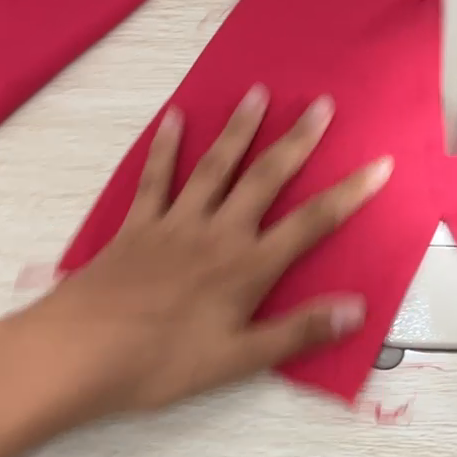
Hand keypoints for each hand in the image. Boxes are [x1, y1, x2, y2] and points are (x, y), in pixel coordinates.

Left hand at [0, 85, 390, 429]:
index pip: (311, 224)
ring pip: (216, 167)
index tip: (378, 165)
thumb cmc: (162, 363)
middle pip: (266, 180)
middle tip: (321, 105)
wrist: (77, 354)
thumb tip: (356, 309)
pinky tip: (176, 119)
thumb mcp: (239, 359)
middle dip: (298, 142)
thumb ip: (298, 331)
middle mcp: (217, 234)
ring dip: (240, 130)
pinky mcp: (137, 226)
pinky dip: (167, 148)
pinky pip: (156, 178)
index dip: (349, 194)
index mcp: (248, 267)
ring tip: (259, 94)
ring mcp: (175, 224)